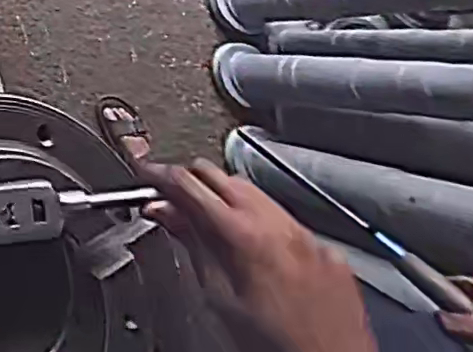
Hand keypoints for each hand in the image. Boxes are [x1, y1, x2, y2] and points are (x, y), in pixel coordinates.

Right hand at [143, 159, 374, 351]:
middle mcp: (276, 224)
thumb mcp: (219, 298)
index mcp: (243, 234)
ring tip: (211, 224)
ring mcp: (305, 235)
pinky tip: (254, 248)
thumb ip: (190, 243)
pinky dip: (260, 221)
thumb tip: (162, 209)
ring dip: (223, 196)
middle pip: (215, 174)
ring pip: (249, 189)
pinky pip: (283, 217)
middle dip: (188, 181)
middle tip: (172, 201)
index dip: (158, 175)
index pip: (186, 182)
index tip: (145, 176)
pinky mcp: (327, 252)